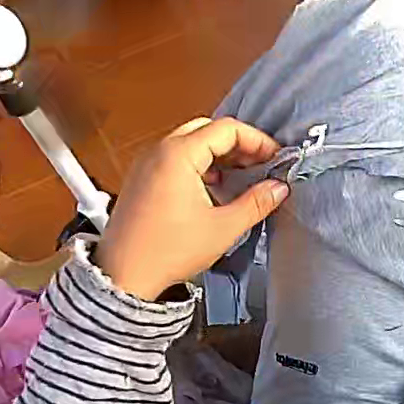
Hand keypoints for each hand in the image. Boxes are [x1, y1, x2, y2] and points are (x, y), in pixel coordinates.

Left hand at [92, 117, 288, 300]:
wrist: (125, 275)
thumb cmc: (166, 251)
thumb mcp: (224, 227)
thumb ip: (256, 203)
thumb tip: (278, 188)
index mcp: (178, 155)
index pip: (227, 129)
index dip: (257, 141)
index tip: (275, 158)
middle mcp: (159, 152)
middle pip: (208, 130)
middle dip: (240, 145)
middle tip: (261, 165)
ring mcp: (147, 164)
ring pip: (192, 143)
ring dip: (221, 156)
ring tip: (242, 179)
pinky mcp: (143, 180)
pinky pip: (176, 159)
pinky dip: (201, 166)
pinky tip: (216, 190)